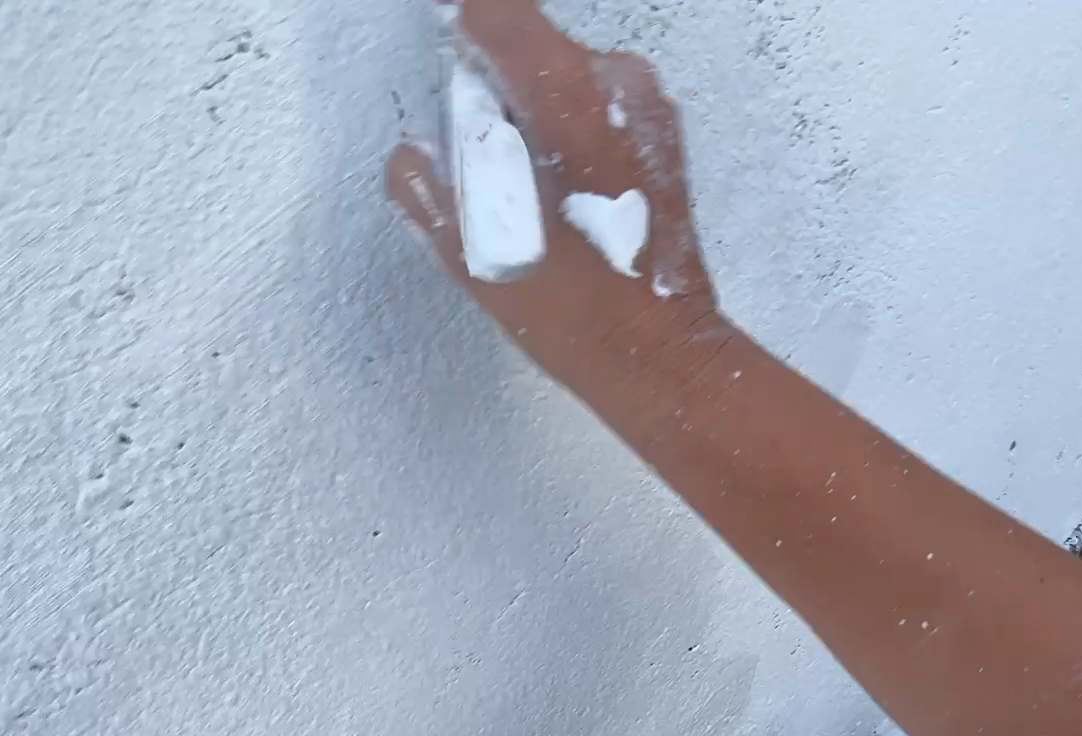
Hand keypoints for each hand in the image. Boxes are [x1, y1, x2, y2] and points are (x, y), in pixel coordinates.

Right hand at [387, 0, 724, 382]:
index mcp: (562, 91)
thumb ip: (426, 184)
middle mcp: (616, 84)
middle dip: (499, 95)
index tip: (446, 60)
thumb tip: (416, 158)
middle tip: (488, 165)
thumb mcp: (472, 252)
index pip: (491, 11)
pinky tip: (565, 205)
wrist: (655, 355)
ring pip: (570, 86)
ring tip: (531, 198)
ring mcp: (650, 112)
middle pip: (533, 51)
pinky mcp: (665, 148)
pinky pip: (602, 118)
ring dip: (539, 122)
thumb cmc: (576, 311)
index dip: (459, 33)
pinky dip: (574, 144)